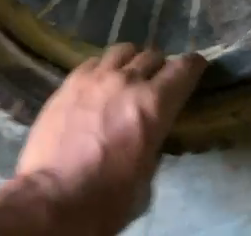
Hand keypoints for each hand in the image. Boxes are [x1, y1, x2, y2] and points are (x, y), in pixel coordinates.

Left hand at [15, 43, 206, 234]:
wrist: (53, 199)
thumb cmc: (107, 199)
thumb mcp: (146, 177)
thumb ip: (153, 143)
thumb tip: (150, 133)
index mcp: (153, 105)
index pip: (183, 69)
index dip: (193, 65)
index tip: (196, 66)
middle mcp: (127, 81)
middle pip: (152, 56)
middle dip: (160, 66)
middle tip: (159, 80)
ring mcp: (96, 77)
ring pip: (123, 51)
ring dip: (132, 61)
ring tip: (128, 74)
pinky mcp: (71, 81)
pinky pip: (94, 61)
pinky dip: (104, 68)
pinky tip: (100, 82)